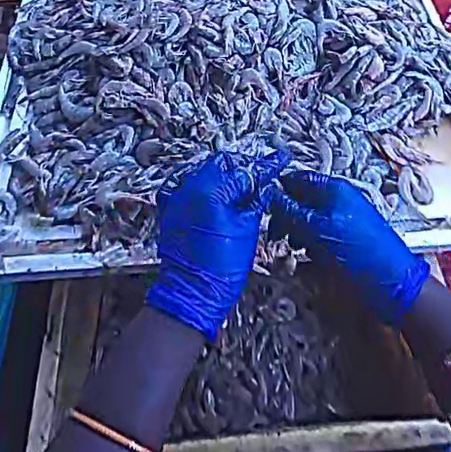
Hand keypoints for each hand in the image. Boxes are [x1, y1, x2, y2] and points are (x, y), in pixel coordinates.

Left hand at [144, 149, 290, 339]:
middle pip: (222, 163)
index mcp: (211, 190)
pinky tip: (218, 196)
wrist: (192, 292)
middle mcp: (190, 187)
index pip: (244, 170)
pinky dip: (206, 186)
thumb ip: (255, 202)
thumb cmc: (220, 268)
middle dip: (243, 167)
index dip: (264, 166)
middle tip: (261, 176)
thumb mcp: (247, 231)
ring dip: (225, 175)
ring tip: (243, 187)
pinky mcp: (172, 207)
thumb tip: (263, 186)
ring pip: (205, 171)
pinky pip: (190, 185)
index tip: (278, 160)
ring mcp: (178, 196)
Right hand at [270, 170, 430, 324]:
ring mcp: (342, 222)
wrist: (395, 288)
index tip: (262, 206)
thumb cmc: (359, 252)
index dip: (278, 190)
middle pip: (300, 200)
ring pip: (307, 221)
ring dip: (295, 233)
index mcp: (333, 188)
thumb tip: (269, 196)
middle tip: (277, 233)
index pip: (296, 179)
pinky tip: (307, 260)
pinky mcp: (344, 242)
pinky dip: (309, 247)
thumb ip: (292, 210)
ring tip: (293, 248)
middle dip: (285, 215)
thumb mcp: (319, 229)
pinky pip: (318, 238)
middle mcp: (337, 201)